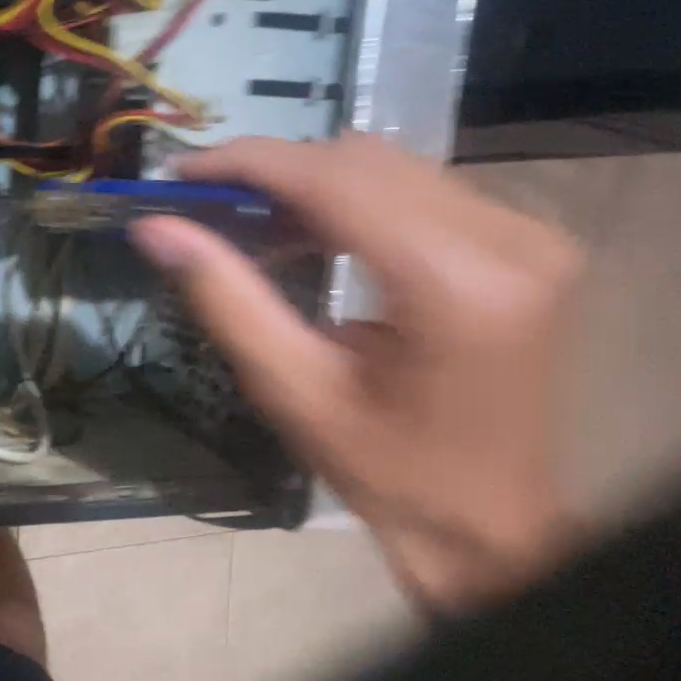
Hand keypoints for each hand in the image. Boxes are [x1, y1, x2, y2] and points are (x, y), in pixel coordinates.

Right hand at [129, 133, 585, 611]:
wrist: (491, 522)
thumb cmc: (386, 469)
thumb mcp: (291, 388)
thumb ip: (225, 297)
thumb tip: (154, 228)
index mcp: (453, 282)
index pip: (335, 178)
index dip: (247, 163)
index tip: (178, 173)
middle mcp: (506, 239)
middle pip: (364, 159)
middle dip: (273, 171)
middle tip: (206, 208)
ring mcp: (527, 237)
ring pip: (390, 165)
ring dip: (309, 183)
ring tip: (251, 226)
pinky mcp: (525, 245)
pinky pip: (418, 188)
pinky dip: (350, 200)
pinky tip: (310, 238)